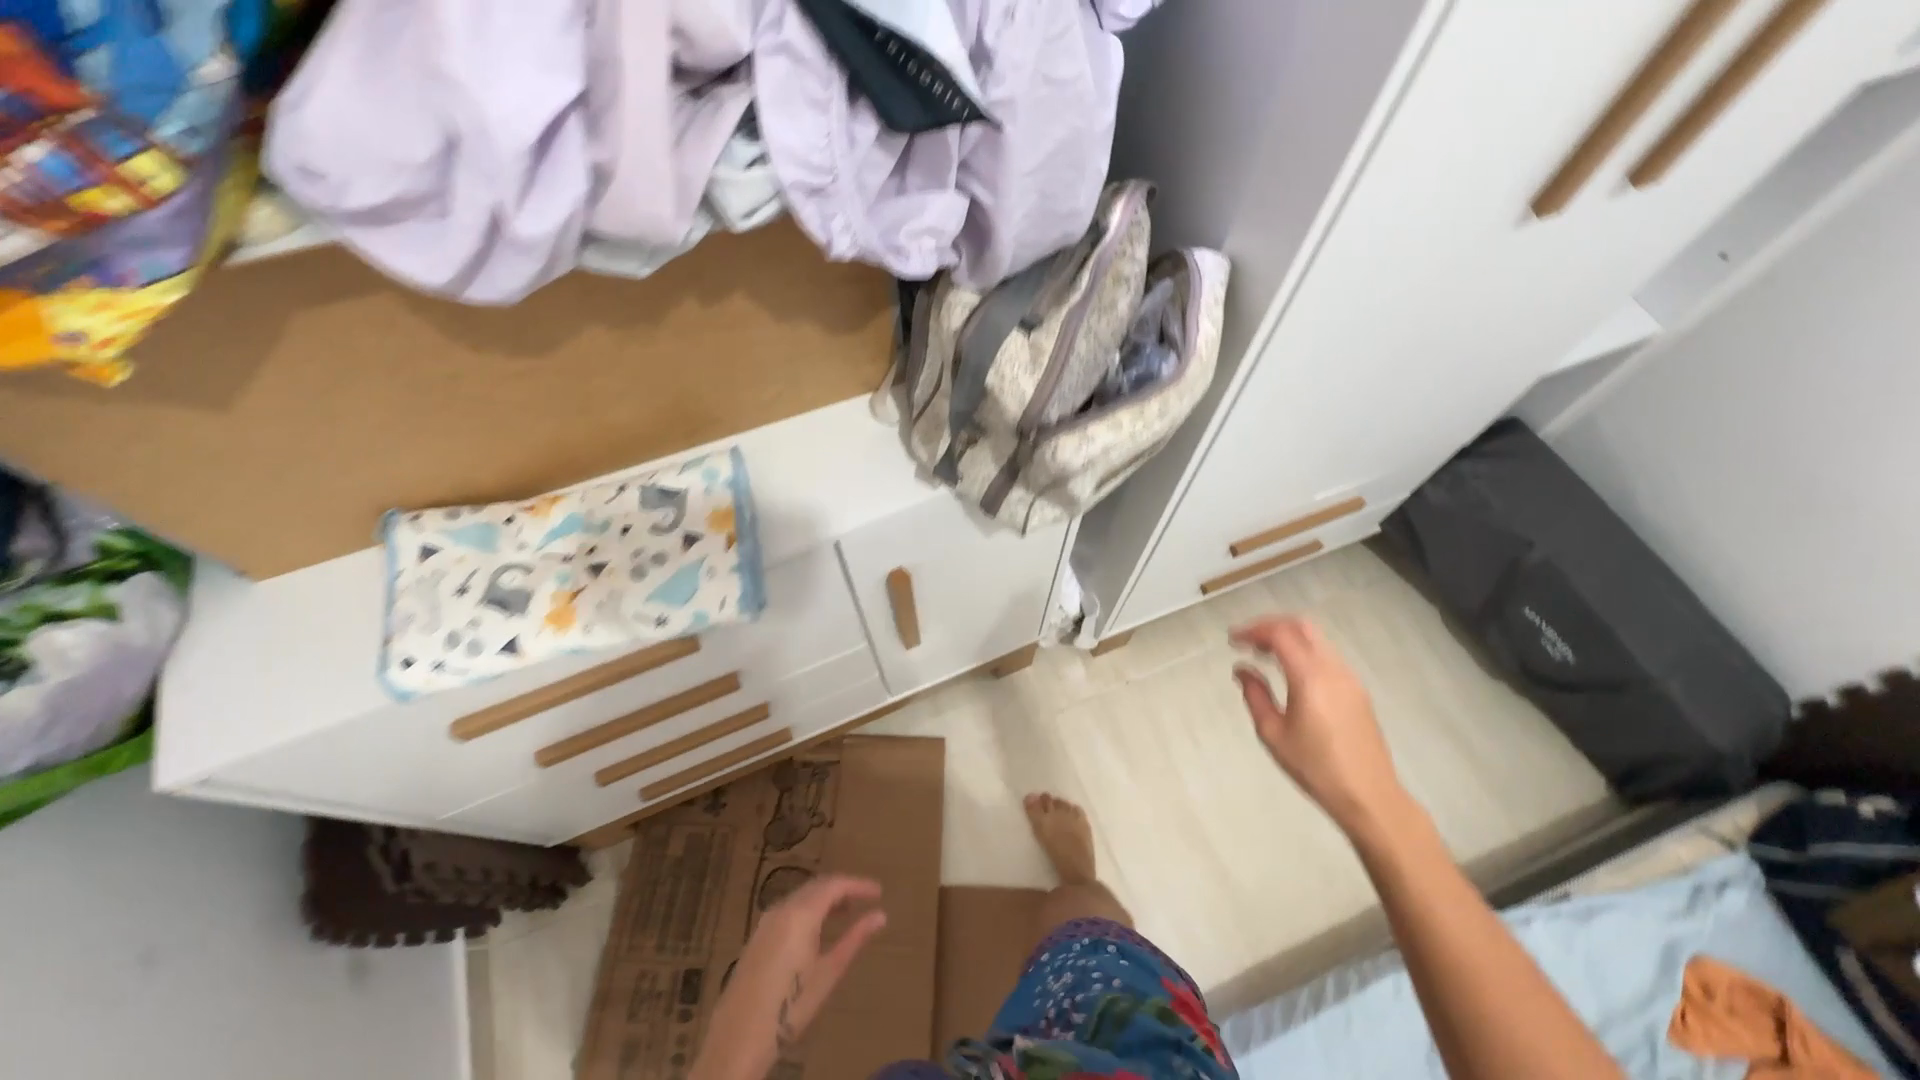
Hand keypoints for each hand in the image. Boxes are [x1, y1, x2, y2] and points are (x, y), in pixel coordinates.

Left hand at [690, 875, 887, 1079]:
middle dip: (842, 888)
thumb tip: (881, 915)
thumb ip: (854, 938)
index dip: (858, 884)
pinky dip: (808, 909)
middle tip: (865, 899)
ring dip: (824, 899)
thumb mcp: (829, 971)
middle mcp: (781, 909)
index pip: (834, 885)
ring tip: (845, 913)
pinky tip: (817, 929)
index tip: (879, 892)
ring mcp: (766, 922)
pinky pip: (788, 910)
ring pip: (800, 897)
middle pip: (816, 886)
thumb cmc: (792, 1004)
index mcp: (800, 914)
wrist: (742, 1032)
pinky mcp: (757, 936)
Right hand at [1230, 616, 1412, 837]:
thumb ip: (1255, 694)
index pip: (1280, 634)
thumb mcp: (1273, 733)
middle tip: (1247, 641)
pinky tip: (1290, 674)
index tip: (1232, 641)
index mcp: (1310, 677)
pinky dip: (1304, 652)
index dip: (1253, 630)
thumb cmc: (1315, 768)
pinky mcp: (1358, 690)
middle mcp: (1333, 669)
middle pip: (1301, 626)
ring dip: (1289, 638)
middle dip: (1271, 626)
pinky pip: (1327, 656)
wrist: (1368, 795)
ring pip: (1317, 640)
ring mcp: (1350, 678)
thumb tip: (1242, 670)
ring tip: (1264, 656)